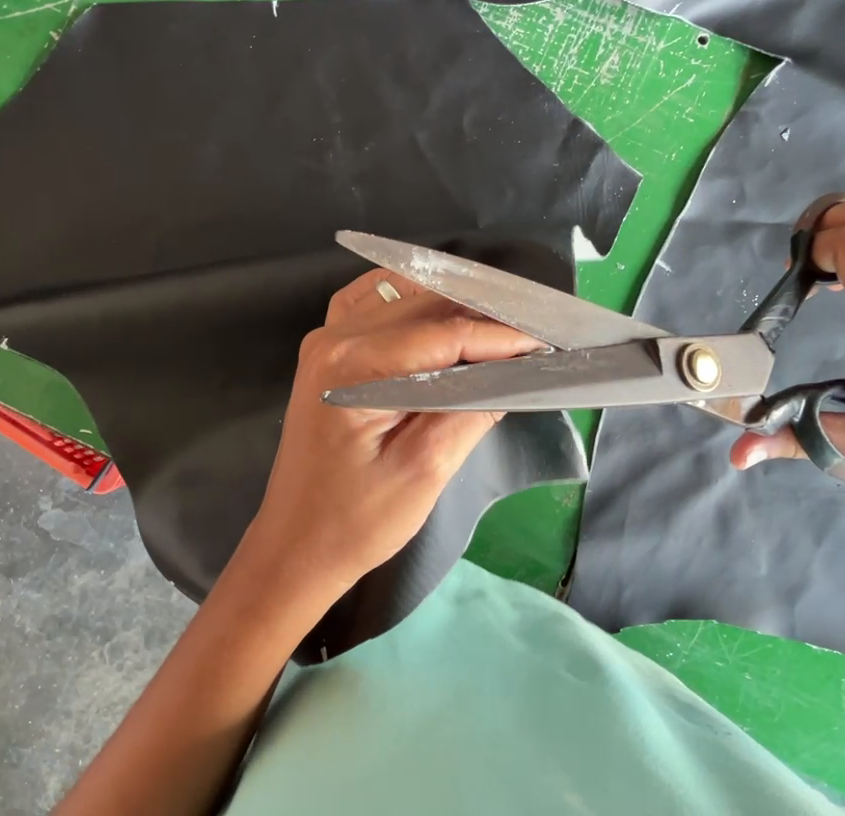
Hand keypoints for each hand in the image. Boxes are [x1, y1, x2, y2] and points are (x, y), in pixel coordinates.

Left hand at [243, 269, 542, 596]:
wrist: (297, 544)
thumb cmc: (357, 520)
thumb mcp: (426, 468)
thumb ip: (471, 408)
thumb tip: (515, 370)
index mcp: (354, 365)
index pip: (444, 333)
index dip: (500, 336)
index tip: (548, 340)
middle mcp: (333, 339)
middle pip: (423, 307)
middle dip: (482, 318)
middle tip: (533, 334)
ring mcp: (324, 341)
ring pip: (402, 301)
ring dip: (451, 309)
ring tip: (498, 330)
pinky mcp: (326, 355)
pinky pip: (373, 307)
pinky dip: (411, 305)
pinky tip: (439, 315)